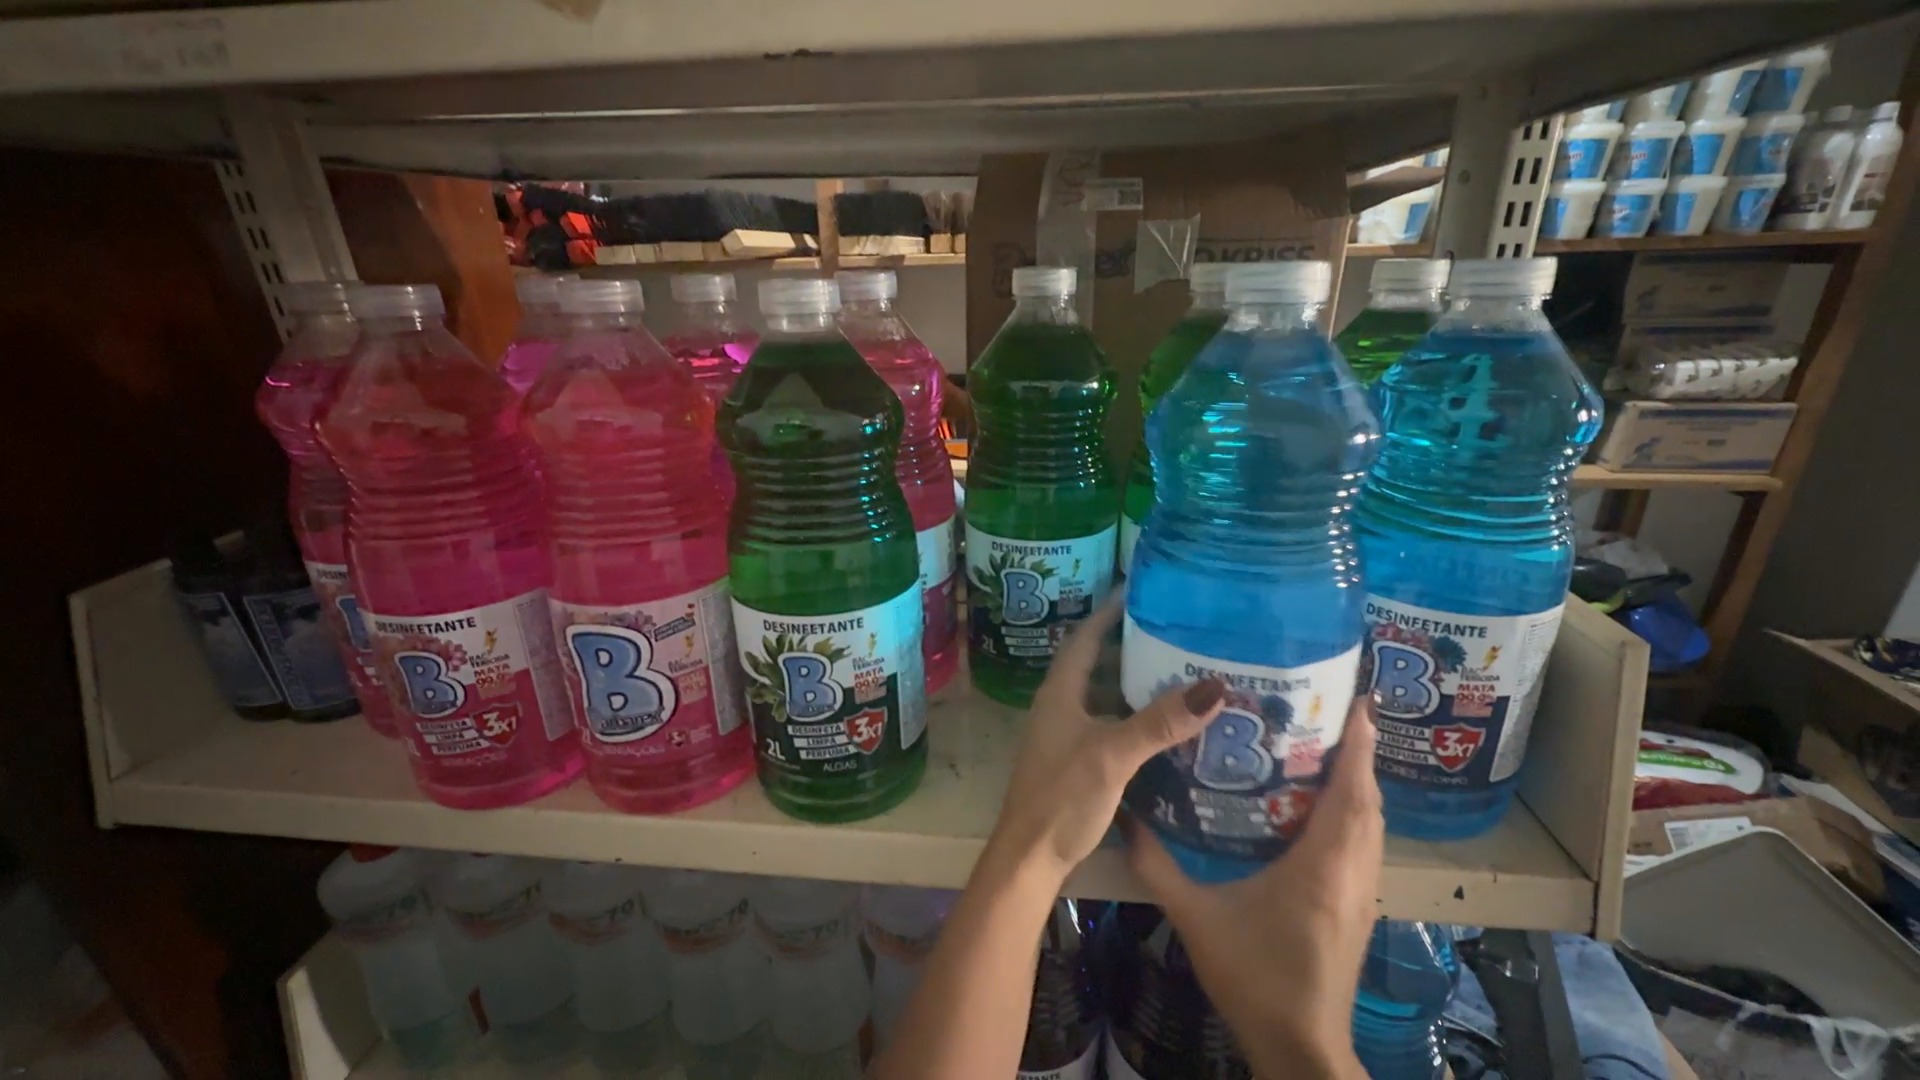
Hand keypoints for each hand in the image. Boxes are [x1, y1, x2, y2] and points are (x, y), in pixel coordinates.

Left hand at [985, 594, 1227, 882]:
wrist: (1030, 857)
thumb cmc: (1063, 797)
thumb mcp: (1113, 754)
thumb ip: (1159, 722)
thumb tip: (1215, 686)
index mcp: (1060, 692)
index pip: (1085, 637)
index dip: (1110, 612)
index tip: (1142, 591)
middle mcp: (1060, 706)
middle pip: (1097, 663)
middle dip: (1132, 645)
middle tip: (1176, 632)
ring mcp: (1068, 735)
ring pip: (1105, 696)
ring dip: (1136, 683)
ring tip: (1181, 670)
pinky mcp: (1079, 761)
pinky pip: (1111, 724)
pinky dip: (1136, 717)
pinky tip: (1167, 723)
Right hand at [1126, 696, 1383, 1079]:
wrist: (1300, 1048)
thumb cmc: (1253, 977)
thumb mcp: (1196, 918)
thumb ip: (1158, 866)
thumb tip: (1125, 818)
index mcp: (1322, 864)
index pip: (1351, 790)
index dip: (1358, 744)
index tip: (1358, 700)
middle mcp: (1353, 871)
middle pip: (1368, 800)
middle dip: (1357, 753)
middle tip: (1327, 713)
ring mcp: (1361, 893)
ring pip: (1372, 824)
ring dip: (1359, 784)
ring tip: (1325, 749)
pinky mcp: (1357, 909)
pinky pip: (1364, 844)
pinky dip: (1354, 813)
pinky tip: (1320, 809)